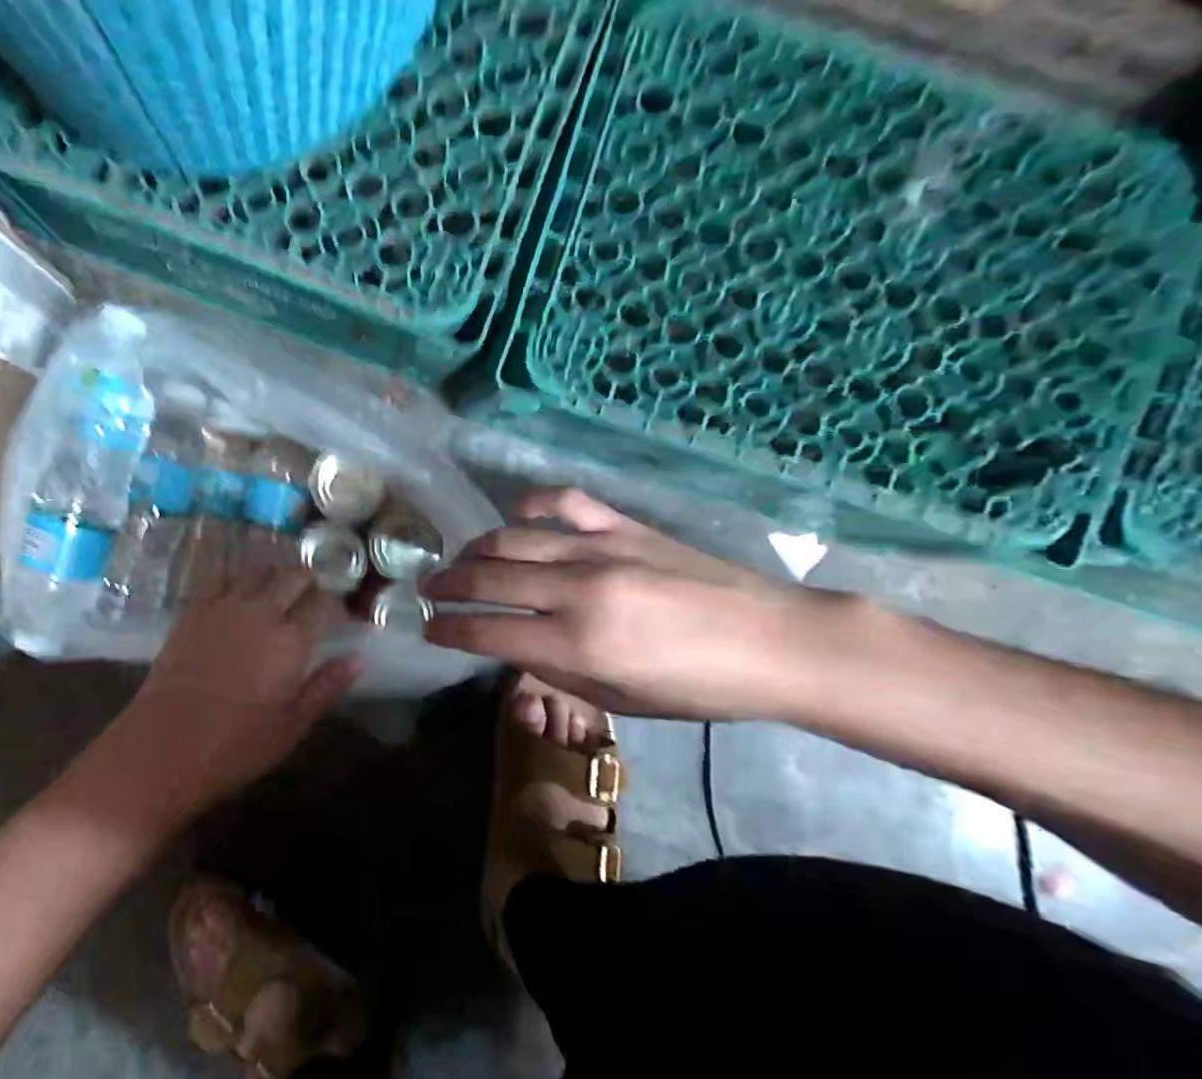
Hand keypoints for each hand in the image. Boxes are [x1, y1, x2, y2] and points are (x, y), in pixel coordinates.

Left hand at [110, 563, 361, 807]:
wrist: (165, 745)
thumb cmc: (236, 746)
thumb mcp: (293, 725)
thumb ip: (327, 686)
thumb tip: (358, 658)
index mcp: (291, 641)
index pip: (325, 604)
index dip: (338, 608)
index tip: (339, 621)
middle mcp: (260, 612)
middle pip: (294, 576)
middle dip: (310, 584)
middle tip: (312, 604)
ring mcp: (223, 606)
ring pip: (258, 569)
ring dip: (275, 575)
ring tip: (277, 595)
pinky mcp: (193, 610)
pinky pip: (220, 577)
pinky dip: (237, 579)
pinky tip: (238, 595)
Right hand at [422, 488, 849, 722]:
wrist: (775, 642)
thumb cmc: (696, 688)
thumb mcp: (616, 699)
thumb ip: (553, 668)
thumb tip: (508, 642)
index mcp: (578, 642)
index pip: (486, 631)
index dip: (446, 630)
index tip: (427, 628)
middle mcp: (578, 588)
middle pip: (487, 578)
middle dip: (446, 586)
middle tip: (429, 590)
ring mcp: (600, 549)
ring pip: (511, 537)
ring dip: (474, 550)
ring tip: (461, 561)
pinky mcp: (623, 526)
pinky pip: (563, 502)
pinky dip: (531, 504)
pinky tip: (517, 515)